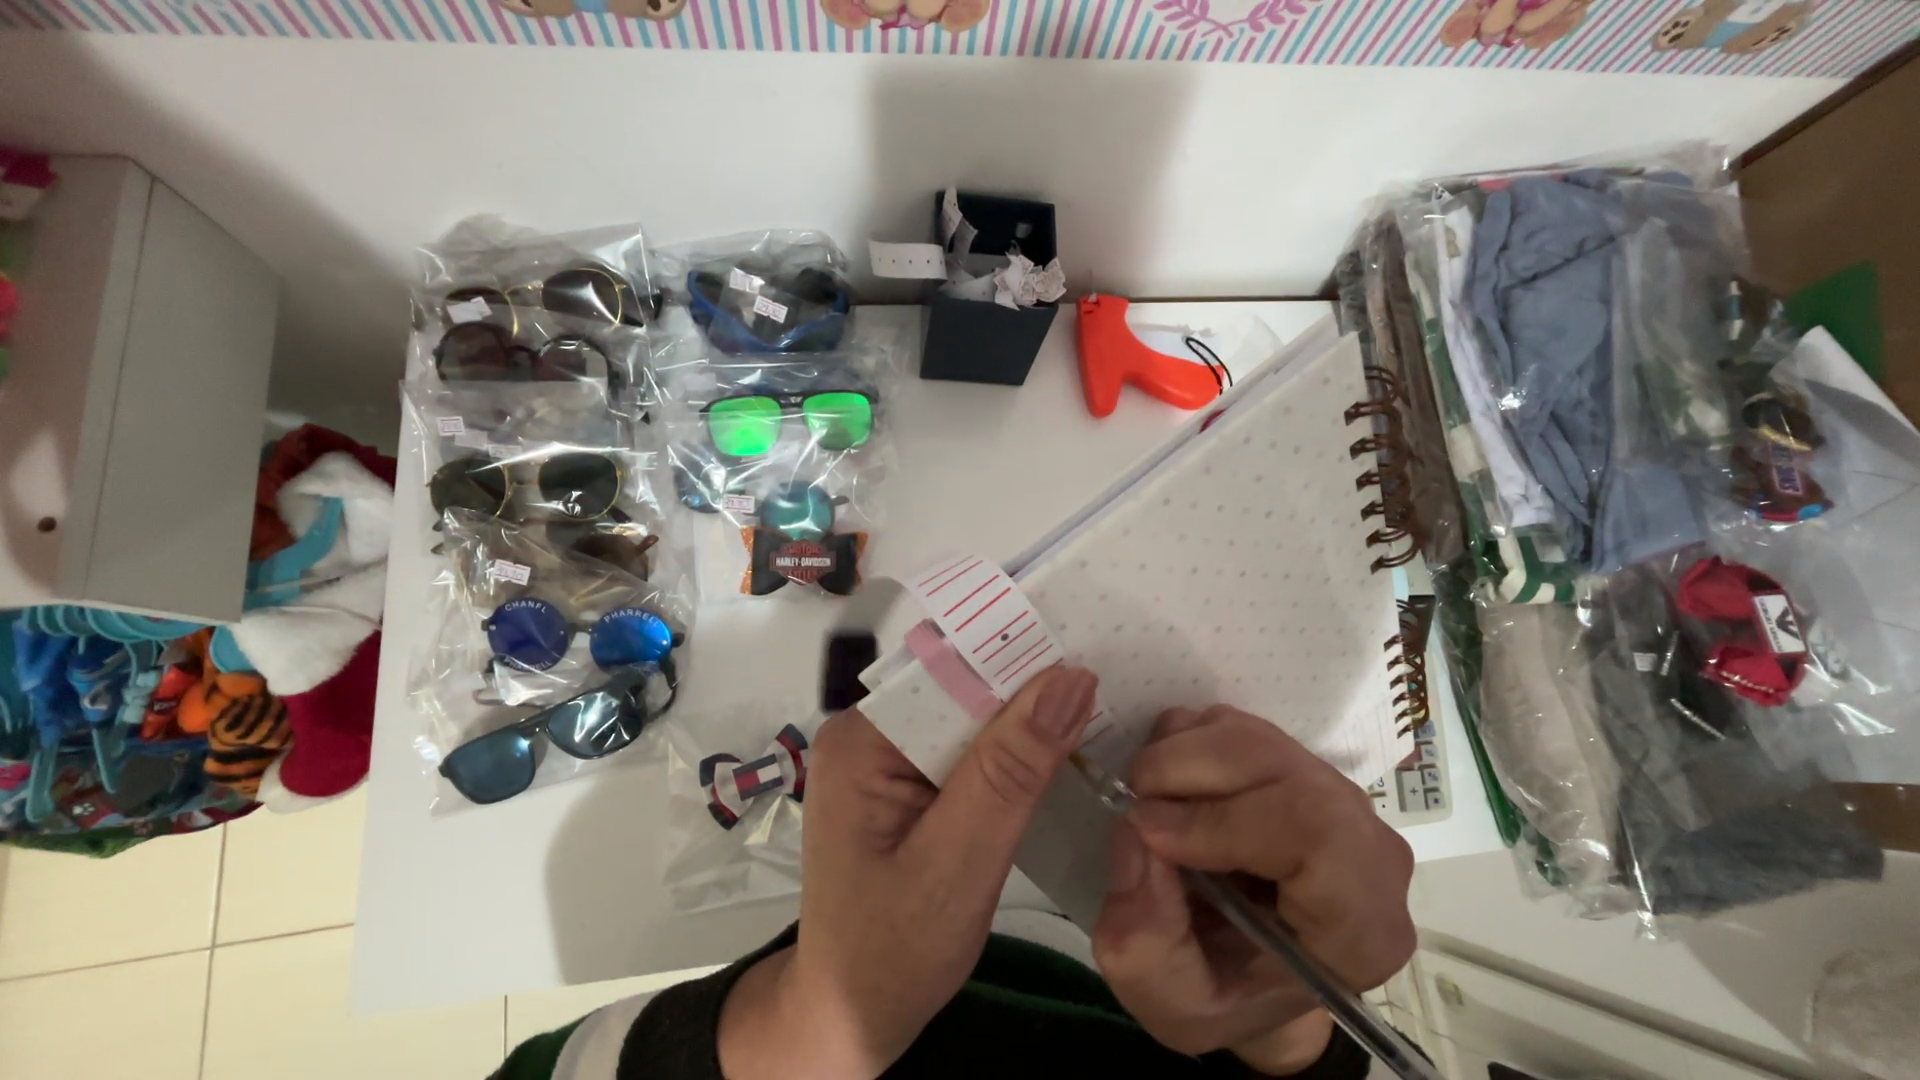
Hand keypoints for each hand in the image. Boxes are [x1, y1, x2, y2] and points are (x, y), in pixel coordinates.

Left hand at [718, 665, 1099, 1079]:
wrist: (851, 1017)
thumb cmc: (895, 951)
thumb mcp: (960, 861)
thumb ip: (1012, 769)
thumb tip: (1069, 678)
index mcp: (862, 741)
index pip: (954, 676)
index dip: (1022, 664)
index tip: (1095, 650)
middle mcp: (868, 735)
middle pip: (963, 694)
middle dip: (1030, 696)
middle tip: (1112, 683)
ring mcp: (885, 761)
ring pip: (971, 723)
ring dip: (1026, 729)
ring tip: (1098, 714)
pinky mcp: (906, 787)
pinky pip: (966, 755)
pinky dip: (1010, 761)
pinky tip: (1057, 759)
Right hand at [1092, 706, 1415, 1074]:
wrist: (1247, 969)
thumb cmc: (1223, 995)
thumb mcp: (1172, 1005)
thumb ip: (1146, 944)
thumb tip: (1136, 838)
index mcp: (1360, 926)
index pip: (1314, 834)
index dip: (1220, 821)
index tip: (1146, 831)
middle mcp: (1365, 849)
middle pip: (1280, 769)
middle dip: (1184, 772)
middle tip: (1132, 802)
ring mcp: (1334, 795)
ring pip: (1254, 737)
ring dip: (1179, 752)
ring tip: (1146, 796)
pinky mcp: (1297, 763)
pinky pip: (1237, 724)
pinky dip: (1184, 739)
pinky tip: (1169, 785)